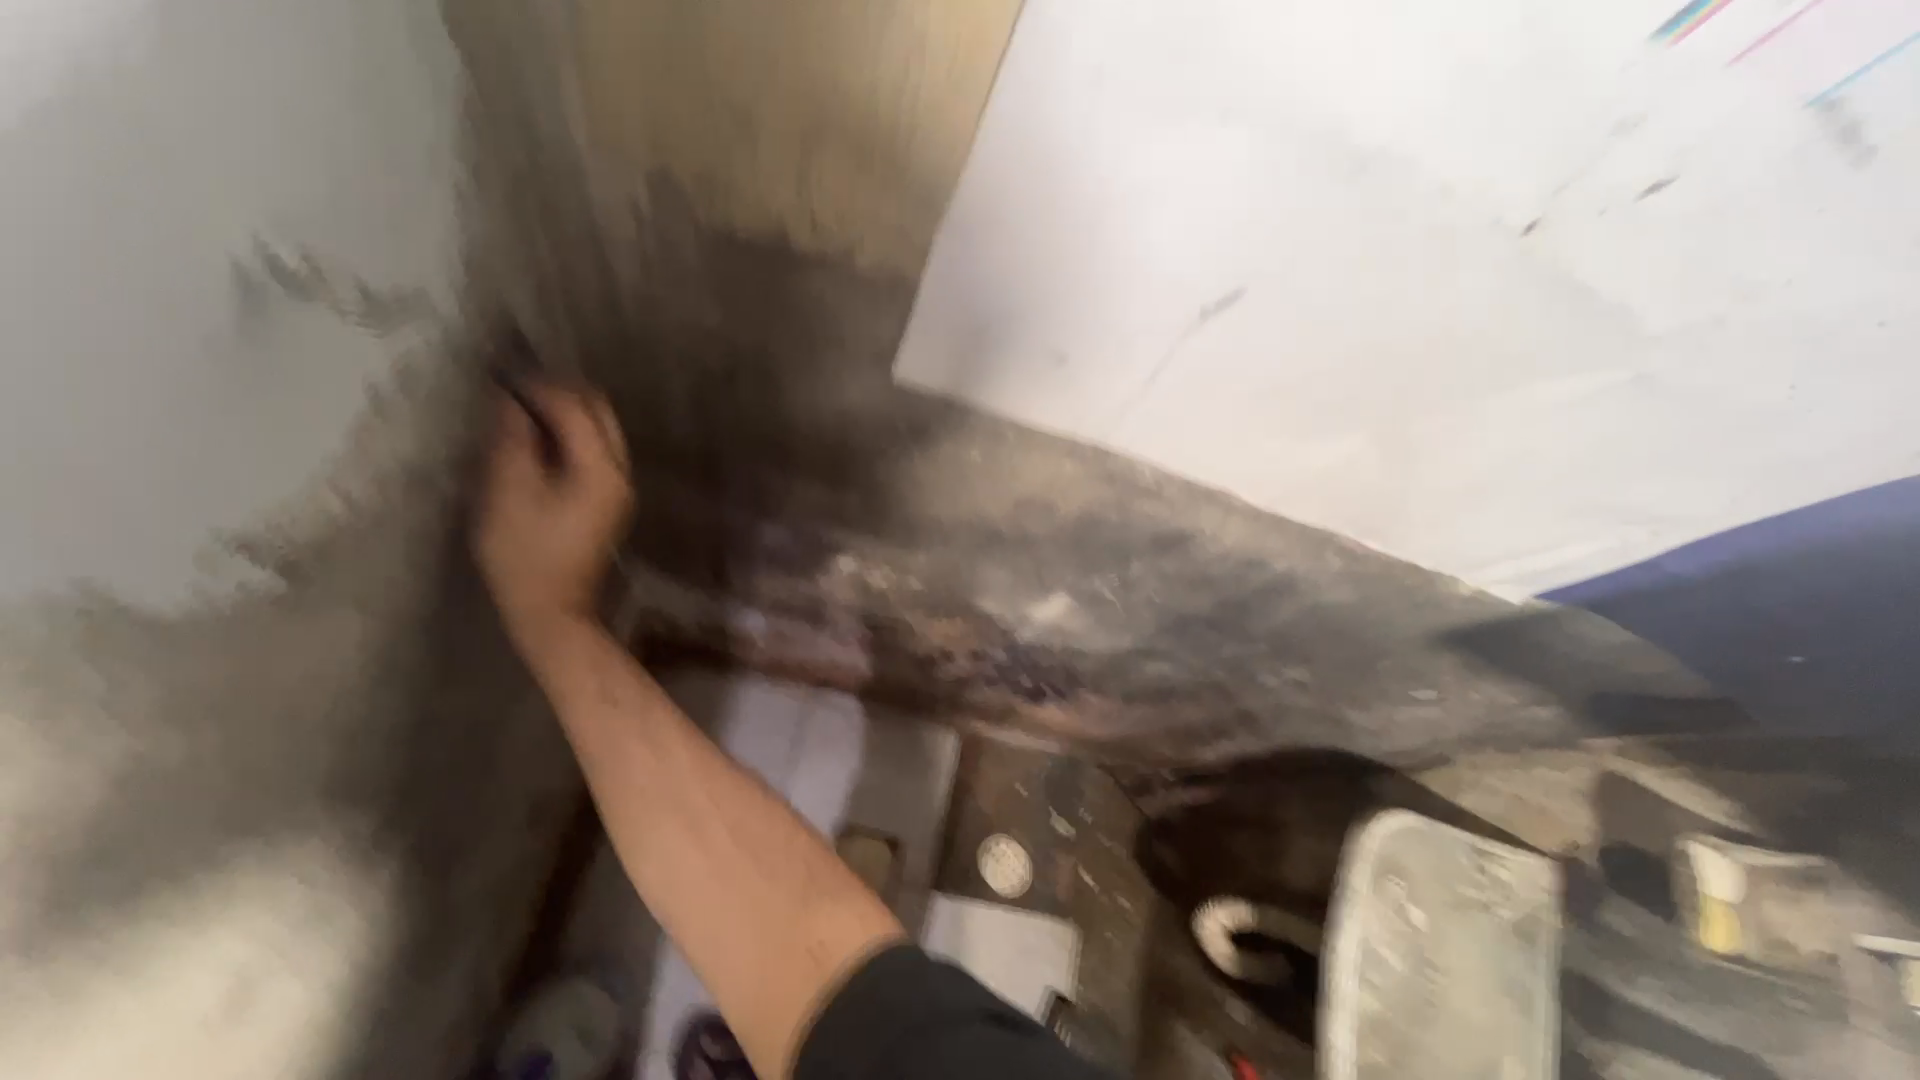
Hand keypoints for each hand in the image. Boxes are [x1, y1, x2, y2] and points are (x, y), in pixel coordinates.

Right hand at [474, 382, 632, 660]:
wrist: (552, 610)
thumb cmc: (523, 555)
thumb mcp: (508, 492)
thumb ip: (513, 439)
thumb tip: (510, 398)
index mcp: (601, 469)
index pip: (575, 407)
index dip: (539, 386)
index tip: (502, 374)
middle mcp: (621, 472)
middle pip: (599, 411)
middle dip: (560, 392)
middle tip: (514, 387)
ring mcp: (620, 487)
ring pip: (601, 429)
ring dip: (566, 412)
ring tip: (521, 409)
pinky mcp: (610, 500)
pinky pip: (596, 450)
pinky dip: (571, 434)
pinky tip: (538, 439)